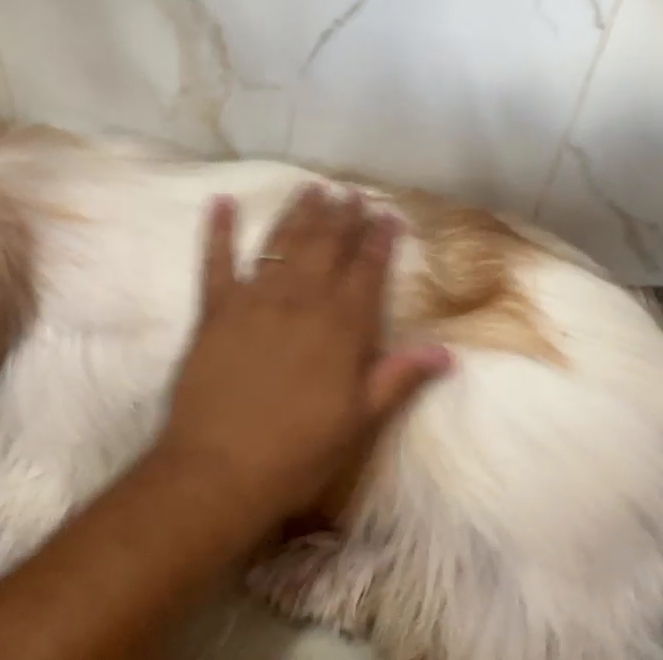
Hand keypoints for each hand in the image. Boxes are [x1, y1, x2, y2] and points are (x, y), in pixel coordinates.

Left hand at [154, 187, 451, 535]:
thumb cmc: (298, 453)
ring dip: (299, 213)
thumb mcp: (360, 422)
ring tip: (312, 189)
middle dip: (342, 216)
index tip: (387, 214)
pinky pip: (215, 261)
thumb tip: (447, 352)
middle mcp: (301, 299)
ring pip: (282, 242)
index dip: (379, 238)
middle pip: (326, 245)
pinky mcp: (214, 310)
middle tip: (351, 194)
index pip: (367, 268)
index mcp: (342, 326)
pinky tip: (221, 202)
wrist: (218, 472)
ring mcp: (254, 299)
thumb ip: (399, 378)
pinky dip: (217, 230)